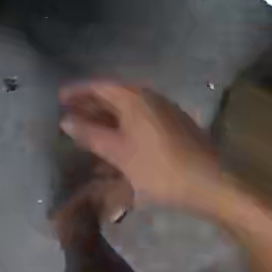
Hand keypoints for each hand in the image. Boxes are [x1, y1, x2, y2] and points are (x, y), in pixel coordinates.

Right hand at [59, 82, 229, 210]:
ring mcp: (165, 111)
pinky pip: (140, 119)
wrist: (213, 186)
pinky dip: (123, 126)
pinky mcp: (176, 127)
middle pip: (113, 95)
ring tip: (88, 131)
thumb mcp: (118, 153)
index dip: (76, 91)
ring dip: (106, 117)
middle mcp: (149, 96)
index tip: (58, 99)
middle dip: (90, 105)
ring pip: (127, 109)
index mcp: (133, 97)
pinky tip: (116, 144)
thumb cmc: (159, 168)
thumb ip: (89, 135)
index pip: (98, 85)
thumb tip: (65, 120)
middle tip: (69, 115)